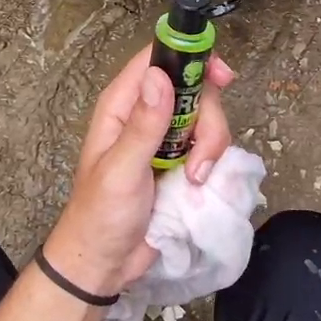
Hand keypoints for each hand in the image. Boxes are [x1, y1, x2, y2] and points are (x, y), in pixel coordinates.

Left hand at [41, 46, 235, 298]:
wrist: (105, 263)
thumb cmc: (100, 215)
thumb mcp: (121, 170)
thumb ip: (143, 125)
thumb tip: (159, 76)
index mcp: (123, 104)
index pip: (158, 59)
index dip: (191, 57)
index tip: (220, 75)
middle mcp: (147, 112)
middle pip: (194, 88)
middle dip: (208, 118)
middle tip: (200, 154)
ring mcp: (167, 136)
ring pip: (207, 117)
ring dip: (211, 146)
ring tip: (193, 178)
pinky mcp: (182, 159)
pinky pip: (210, 144)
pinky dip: (212, 161)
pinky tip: (198, 183)